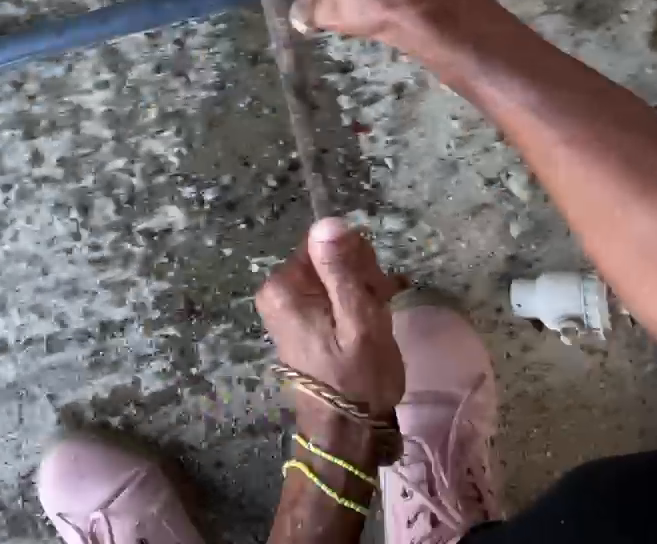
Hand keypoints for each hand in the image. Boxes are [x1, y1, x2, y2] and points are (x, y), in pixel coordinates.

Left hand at [256, 218, 405, 419]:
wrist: (347, 434)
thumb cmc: (357, 378)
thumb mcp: (358, 320)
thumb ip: (342, 270)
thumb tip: (328, 221)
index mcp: (285, 286)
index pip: (325, 242)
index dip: (356, 261)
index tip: (374, 290)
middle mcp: (278, 290)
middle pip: (329, 257)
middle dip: (360, 277)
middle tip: (377, 309)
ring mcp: (288, 306)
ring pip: (335, 275)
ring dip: (362, 291)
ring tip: (377, 319)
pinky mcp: (301, 319)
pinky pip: (331, 294)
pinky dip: (354, 303)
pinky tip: (373, 320)